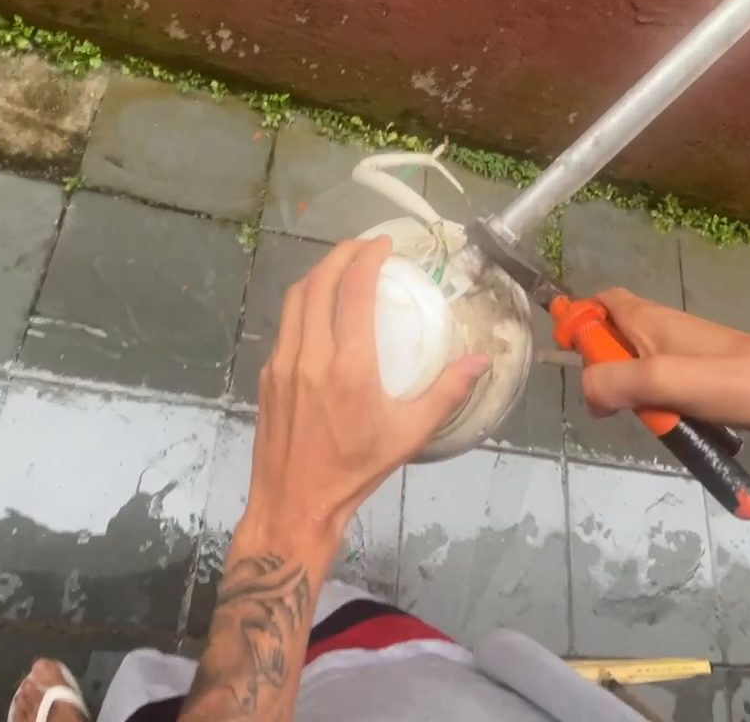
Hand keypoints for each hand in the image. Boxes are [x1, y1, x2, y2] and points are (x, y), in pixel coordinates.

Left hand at [247, 237, 487, 535]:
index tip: (383, 244)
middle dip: (341, 254)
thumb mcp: (409, 434)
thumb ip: (447, 393)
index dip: (368, 257)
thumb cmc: (356, 470)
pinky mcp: (268, 375)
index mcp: (350, 366)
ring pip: (295, 299)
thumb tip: (481, 360)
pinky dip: (303, 304)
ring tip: (340, 268)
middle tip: (363, 247)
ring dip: (318, 274)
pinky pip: (285, 325)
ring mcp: (283, 363)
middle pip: (319, 282)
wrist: (294, 505)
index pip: (355, 291)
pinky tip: (318, 312)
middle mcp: (312, 355)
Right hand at [581, 287, 749, 445]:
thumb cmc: (736, 382)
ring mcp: (688, 358)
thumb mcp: (665, 380)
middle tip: (612, 404)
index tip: (573, 358)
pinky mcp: (707, 383)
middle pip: (614, 342)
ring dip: (636, 400)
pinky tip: (679, 432)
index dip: (579, 322)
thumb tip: (587, 394)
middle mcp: (663, 332)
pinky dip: (665, 412)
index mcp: (648, 319)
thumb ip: (617, 382)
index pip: (599, 303)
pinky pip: (669, 394)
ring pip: (641, 374)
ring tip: (655, 424)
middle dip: (605, 373)